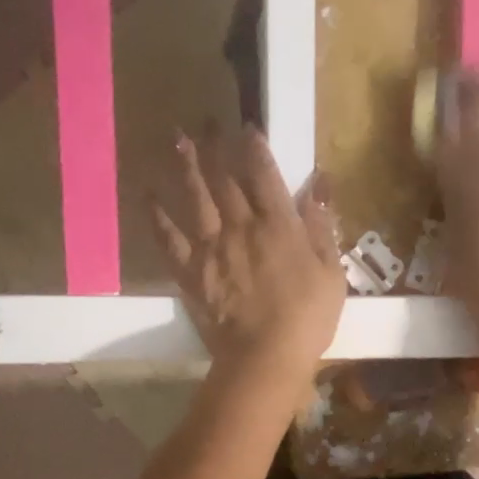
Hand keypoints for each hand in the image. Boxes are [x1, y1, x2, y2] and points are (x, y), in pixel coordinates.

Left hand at [154, 124, 345, 384]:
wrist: (265, 357)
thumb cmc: (308, 318)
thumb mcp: (331, 271)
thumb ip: (322, 226)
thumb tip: (320, 183)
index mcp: (279, 225)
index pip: (264, 174)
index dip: (254, 147)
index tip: (245, 126)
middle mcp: (241, 227)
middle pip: (225, 179)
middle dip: (217, 146)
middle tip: (207, 121)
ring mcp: (211, 249)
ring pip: (195, 198)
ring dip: (185, 167)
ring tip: (176, 139)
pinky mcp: (190, 273)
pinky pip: (169, 240)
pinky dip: (157, 217)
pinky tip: (147, 196)